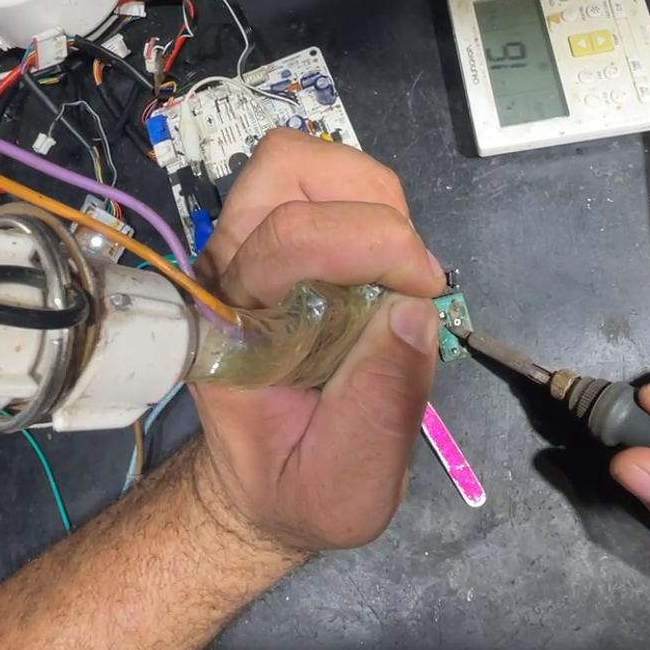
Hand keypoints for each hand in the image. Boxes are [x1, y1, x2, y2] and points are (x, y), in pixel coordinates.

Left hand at [186, 130, 444, 556]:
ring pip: (304, 163)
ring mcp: (247, 247)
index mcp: (232, 330)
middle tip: (410, 275)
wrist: (263, 483)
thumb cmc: (297, 485)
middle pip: (286, 168)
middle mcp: (229, 271)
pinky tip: (384, 264)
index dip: (368, 246)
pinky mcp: (273, 240)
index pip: (284, 239)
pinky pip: (322, 183)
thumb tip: (414, 312)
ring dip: (372, 201)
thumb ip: (378, 410)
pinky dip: (370, 205)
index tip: (421, 296)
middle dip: (370, 210)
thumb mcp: (347, 484)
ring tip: (397, 269)